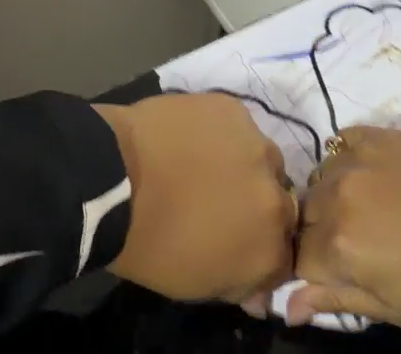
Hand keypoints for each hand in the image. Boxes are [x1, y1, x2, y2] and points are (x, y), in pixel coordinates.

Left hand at [94, 94, 295, 301]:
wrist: (115, 178)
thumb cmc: (151, 244)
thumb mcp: (194, 285)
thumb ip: (237, 284)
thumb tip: (259, 291)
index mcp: (270, 246)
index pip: (284, 256)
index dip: (262, 251)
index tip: (237, 245)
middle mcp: (275, 194)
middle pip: (278, 203)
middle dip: (256, 206)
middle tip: (219, 204)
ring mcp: (256, 145)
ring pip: (262, 159)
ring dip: (244, 167)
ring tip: (204, 167)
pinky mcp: (233, 109)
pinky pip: (237, 127)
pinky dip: (221, 135)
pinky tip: (191, 139)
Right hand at [289, 127, 400, 324]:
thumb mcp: (392, 308)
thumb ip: (335, 301)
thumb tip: (287, 307)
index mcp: (337, 247)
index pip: (294, 258)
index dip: (312, 268)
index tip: (334, 271)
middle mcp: (334, 199)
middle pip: (302, 216)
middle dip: (318, 231)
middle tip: (355, 242)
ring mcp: (353, 161)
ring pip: (318, 179)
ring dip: (330, 196)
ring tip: (365, 208)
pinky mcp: (373, 135)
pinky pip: (340, 143)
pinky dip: (344, 159)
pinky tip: (367, 174)